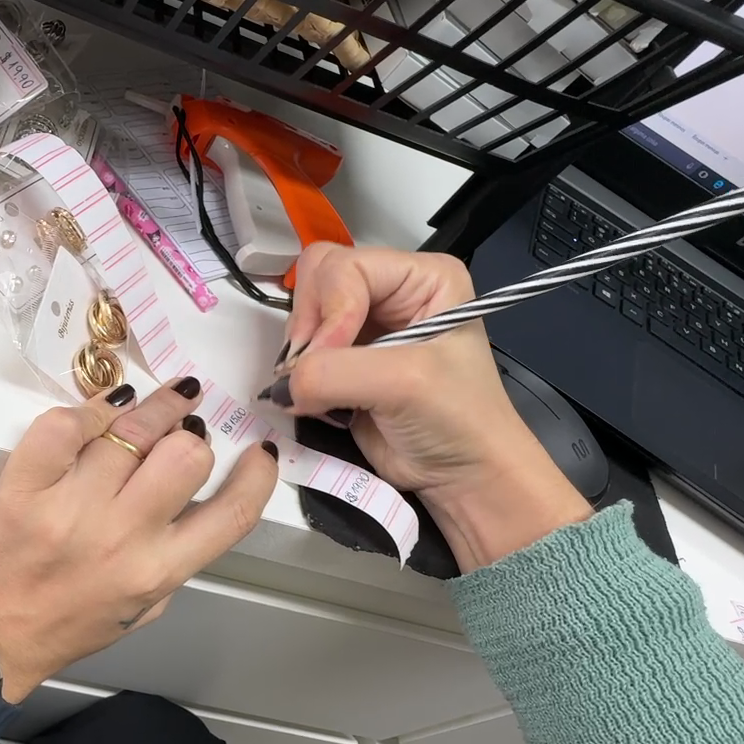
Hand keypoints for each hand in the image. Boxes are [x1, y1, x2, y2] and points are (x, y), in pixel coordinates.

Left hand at [0, 376, 280, 701]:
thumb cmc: (76, 621)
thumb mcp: (149, 605)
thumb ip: (181, 554)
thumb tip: (201, 490)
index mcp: (158, 571)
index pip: (233, 513)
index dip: (258, 475)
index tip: (257, 452)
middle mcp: (121, 537)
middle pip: (185, 455)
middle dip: (190, 434)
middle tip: (181, 428)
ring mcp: (70, 508)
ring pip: (130, 430)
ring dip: (150, 409)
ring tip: (148, 407)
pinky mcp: (25, 487)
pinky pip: (65, 425)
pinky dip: (88, 410)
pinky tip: (100, 413)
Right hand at [262, 243, 588, 570]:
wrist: (460, 476)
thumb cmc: (456, 421)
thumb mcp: (403, 382)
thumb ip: (334, 371)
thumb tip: (283, 381)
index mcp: (421, 276)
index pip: (342, 267)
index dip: (328, 312)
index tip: (330, 358)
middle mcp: (389, 293)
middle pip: (314, 282)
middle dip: (308, 329)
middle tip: (313, 373)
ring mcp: (362, 328)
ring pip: (301, 320)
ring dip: (300, 358)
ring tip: (320, 393)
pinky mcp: (341, 364)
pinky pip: (297, 355)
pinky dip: (295, 378)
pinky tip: (315, 401)